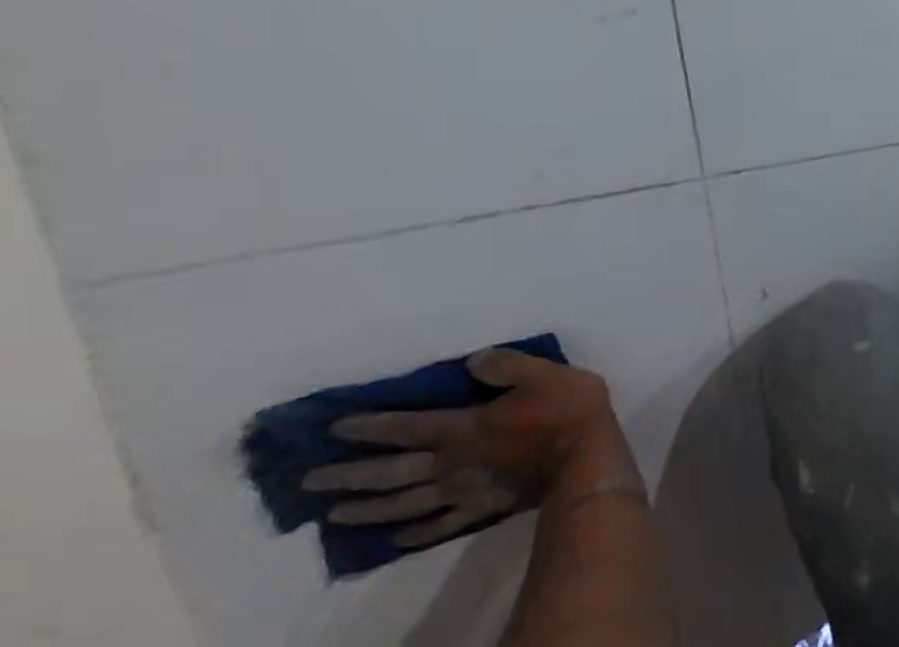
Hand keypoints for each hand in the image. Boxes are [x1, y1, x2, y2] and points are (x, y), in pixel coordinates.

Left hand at [302, 349, 643, 549]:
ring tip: (334, 513)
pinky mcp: (484, 510)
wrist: (589, 458)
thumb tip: (473, 360)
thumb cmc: (566, 409)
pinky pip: (440, 526)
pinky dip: (413, 534)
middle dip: (349, 474)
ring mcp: (467, 491)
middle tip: (309, 481)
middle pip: (393, 472)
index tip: (333, 429)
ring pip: (407, 504)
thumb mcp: (539, 371)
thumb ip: (504, 364)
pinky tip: (394, 539)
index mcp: (466, 426)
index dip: (371, 426)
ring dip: (368, 508)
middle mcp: (455, 463)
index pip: (407, 427)